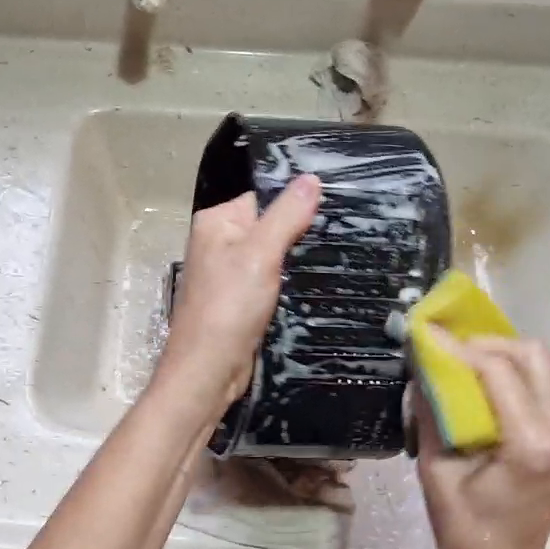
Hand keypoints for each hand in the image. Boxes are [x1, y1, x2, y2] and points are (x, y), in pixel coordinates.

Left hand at [154, 175, 321, 412]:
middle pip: (270, 227)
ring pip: (274, 258)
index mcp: (216, 223)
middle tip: (341, 238)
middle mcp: (218, 244)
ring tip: (334, 262)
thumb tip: (311, 178)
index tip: (332, 210)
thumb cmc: (229, 307)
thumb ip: (286, 215)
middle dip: (299, 235)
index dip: (295, 204)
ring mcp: (228, 275)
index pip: (264, 198)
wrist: (208, 371)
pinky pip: (271, 284)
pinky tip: (315, 289)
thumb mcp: (260, 253)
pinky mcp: (240, 302)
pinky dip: (289, 287)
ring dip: (297, 264)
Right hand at [414, 333, 549, 548]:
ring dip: (498, 355)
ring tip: (459, 363)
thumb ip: (433, 412)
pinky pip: (540, 385)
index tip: (424, 334)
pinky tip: (477, 383)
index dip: (457, 347)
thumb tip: (422, 365)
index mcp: (531, 444)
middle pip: (531, 355)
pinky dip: (508, 373)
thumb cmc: (464, 530)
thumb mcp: (436, 470)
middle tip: (446, 350)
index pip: (497, 371)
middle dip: (484, 343)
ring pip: (540, 365)